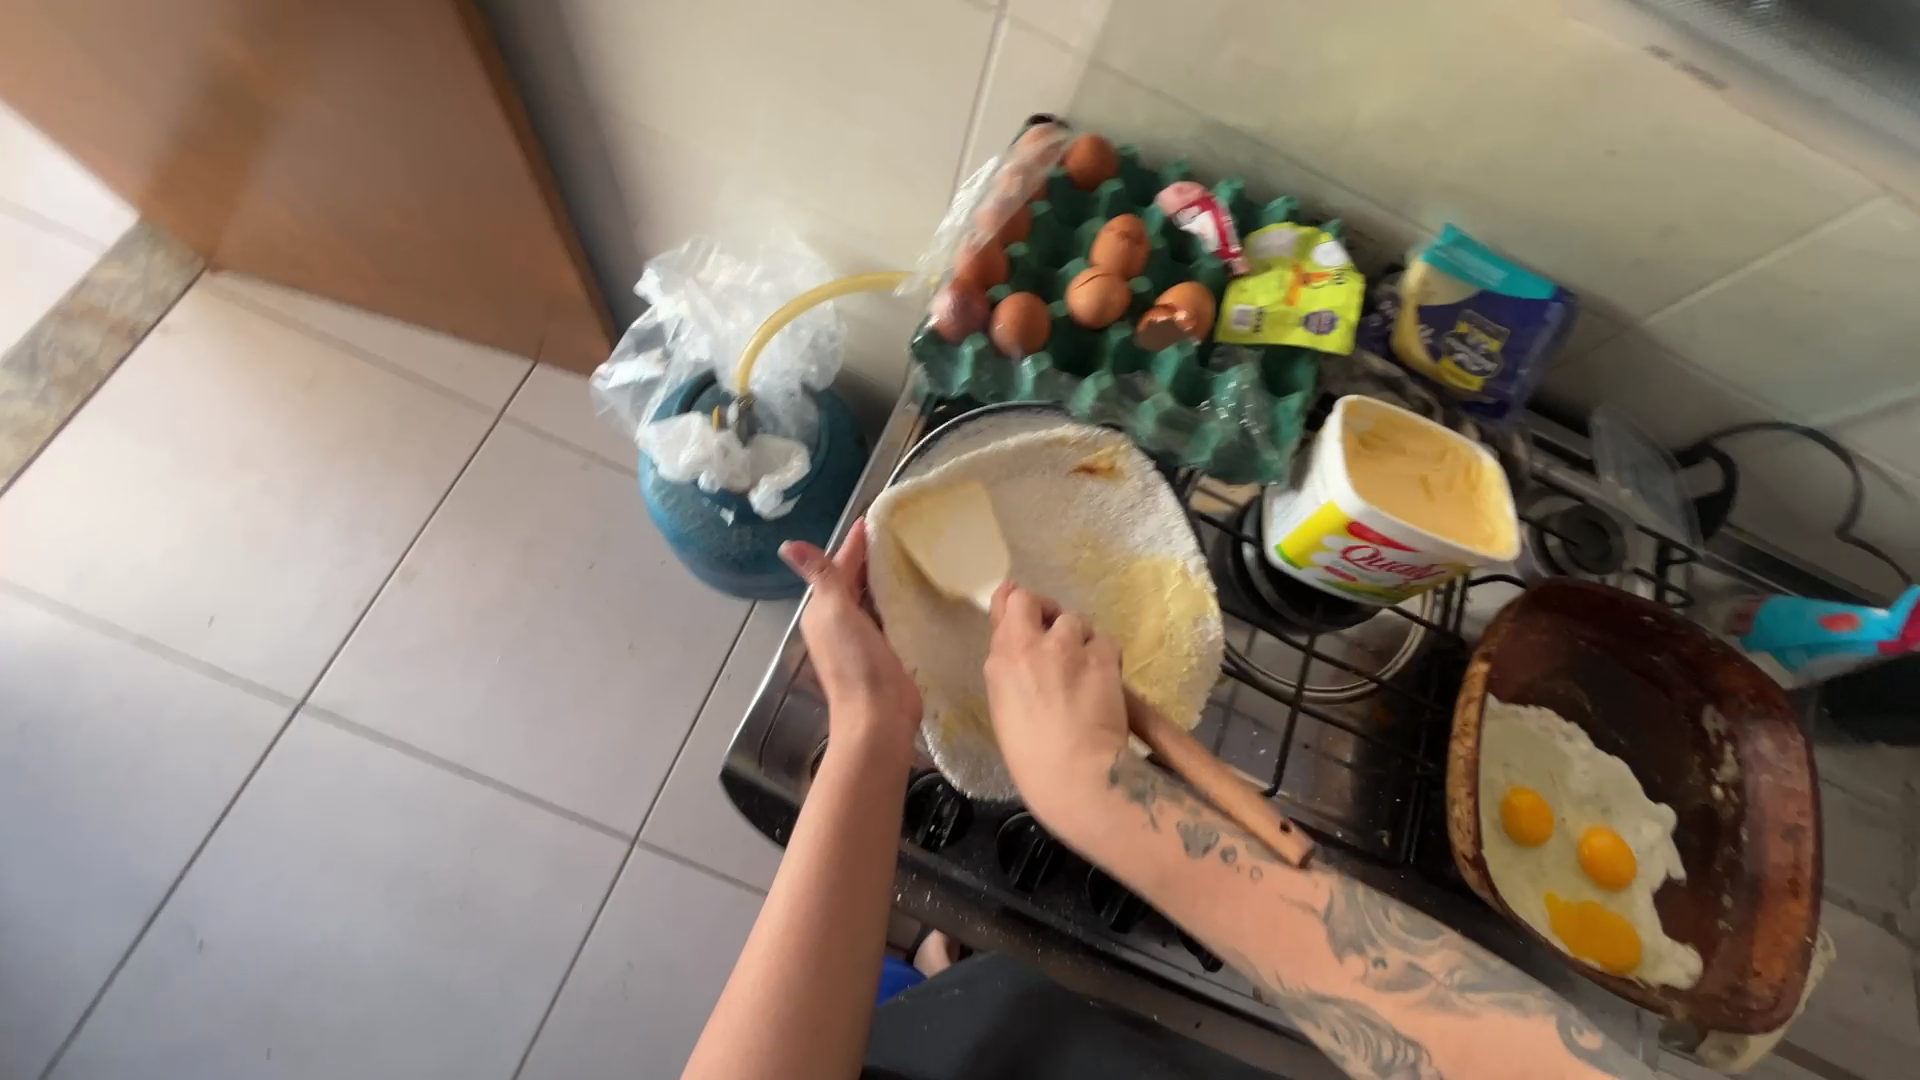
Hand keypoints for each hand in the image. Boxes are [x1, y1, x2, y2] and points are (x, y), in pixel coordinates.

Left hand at [780, 519, 920, 751]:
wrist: (878, 716)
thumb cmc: (855, 663)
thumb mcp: (835, 612)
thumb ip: (821, 576)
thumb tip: (788, 545)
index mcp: (822, 611)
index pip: (837, 567)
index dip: (853, 544)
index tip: (872, 520)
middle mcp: (839, 622)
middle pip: (855, 581)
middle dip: (871, 558)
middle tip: (898, 531)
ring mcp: (863, 638)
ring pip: (873, 598)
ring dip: (886, 578)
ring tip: (911, 554)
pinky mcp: (887, 650)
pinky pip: (891, 616)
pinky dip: (900, 600)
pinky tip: (918, 590)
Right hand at [983, 582, 1130, 823]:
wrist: (1075, 775)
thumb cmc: (1031, 757)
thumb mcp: (1004, 706)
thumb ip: (1009, 666)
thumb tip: (1018, 645)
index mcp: (1001, 659)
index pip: (1007, 602)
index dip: (1018, 604)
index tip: (1028, 617)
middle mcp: (1031, 643)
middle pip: (1037, 601)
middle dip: (1048, 614)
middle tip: (1059, 641)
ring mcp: (1068, 647)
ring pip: (1076, 620)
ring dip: (1079, 638)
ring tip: (1084, 670)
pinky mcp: (1101, 656)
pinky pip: (1104, 641)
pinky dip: (1104, 656)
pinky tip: (1104, 681)